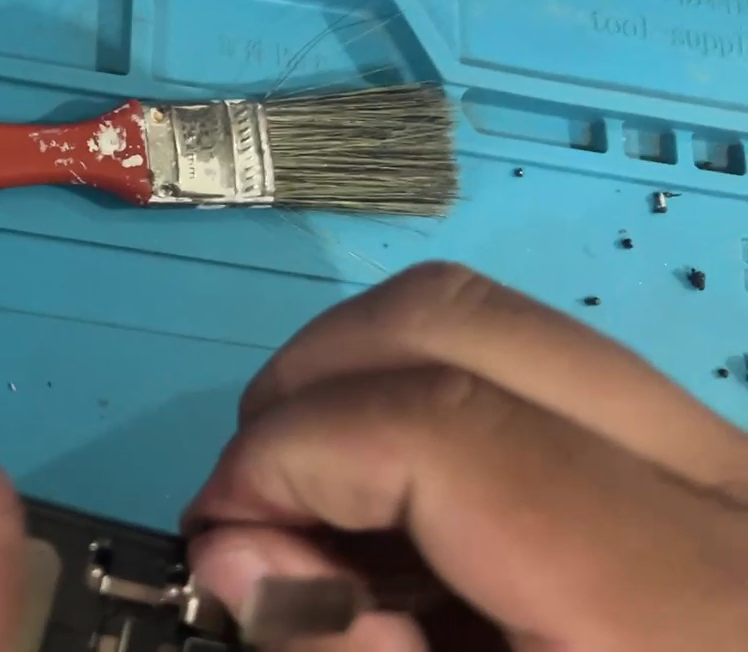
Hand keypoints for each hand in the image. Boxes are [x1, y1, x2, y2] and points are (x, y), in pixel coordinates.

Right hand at [186, 262, 747, 650]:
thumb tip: (227, 550)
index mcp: (698, 606)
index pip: (433, 423)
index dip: (287, 453)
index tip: (225, 530)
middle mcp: (739, 491)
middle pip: (444, 320)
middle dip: (303, 387)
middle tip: (268, 493)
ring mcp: (726, 454)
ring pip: (470, 314)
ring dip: (344, 377)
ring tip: (323, 482)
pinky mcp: (700, 452)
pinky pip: (507, 356)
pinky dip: (403, 390)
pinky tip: (401, 499)